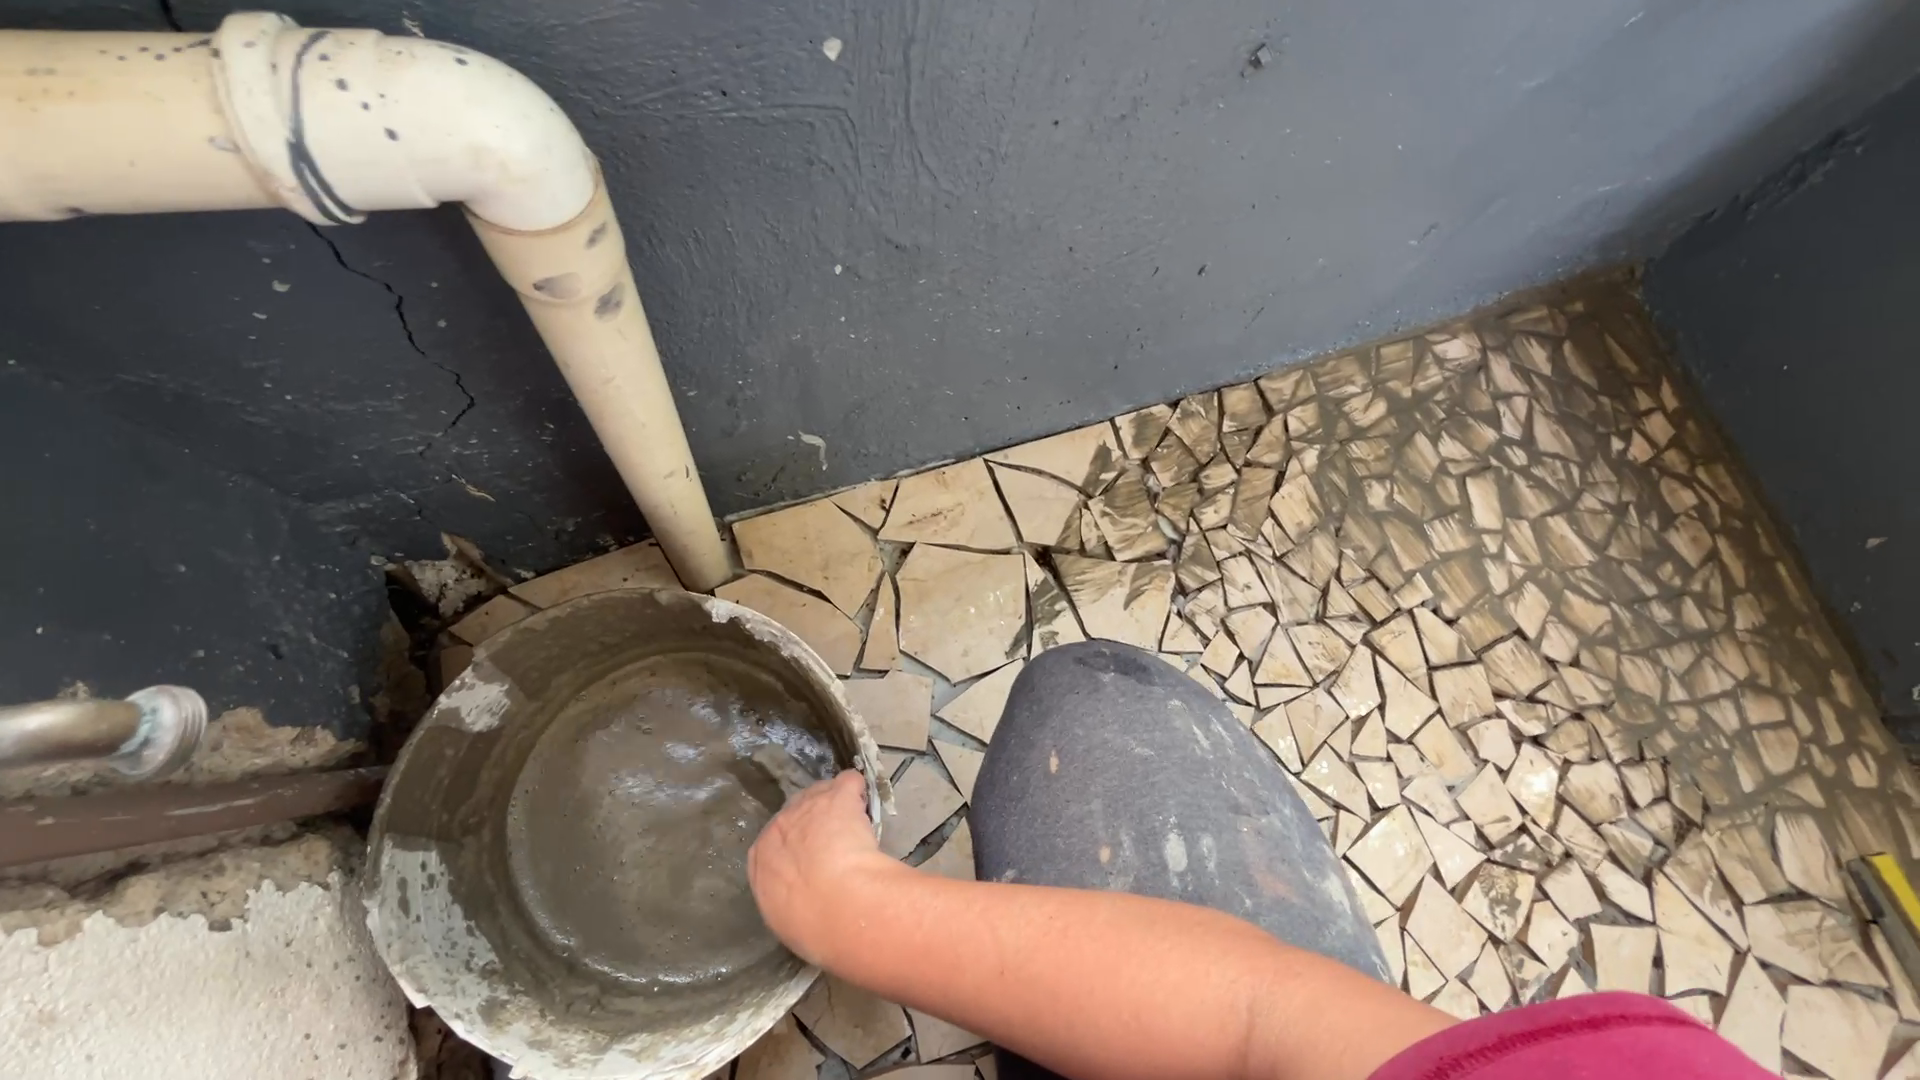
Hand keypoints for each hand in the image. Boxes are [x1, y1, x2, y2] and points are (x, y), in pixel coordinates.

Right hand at [748, 769, 897, 965]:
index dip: (797, 843)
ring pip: (823, 792)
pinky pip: (849, 782)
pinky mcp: (838, 797)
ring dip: (838, 804)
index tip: (814, 854)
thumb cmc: (812, 925)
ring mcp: (808, 806)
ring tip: (858, 824)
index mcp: (761, 859)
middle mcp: (779, 826)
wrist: (838, 904)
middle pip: (797, 810)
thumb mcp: (787, 919)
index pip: (776, 840)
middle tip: (838, 838)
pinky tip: (868, 802)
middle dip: (815, 819)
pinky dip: (859, 790)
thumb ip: (788, 900)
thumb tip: (802, 900)